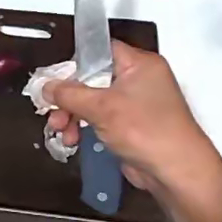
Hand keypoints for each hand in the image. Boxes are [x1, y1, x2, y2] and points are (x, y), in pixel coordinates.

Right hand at [45, 42, 221, 194]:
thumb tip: (46, 87)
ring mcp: (135, 103)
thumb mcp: (101, 107)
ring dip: (72, 115)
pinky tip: (73, 139)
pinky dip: (84, 127)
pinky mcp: (130, 124)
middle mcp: (138, 79)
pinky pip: (99, 118)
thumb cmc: (147, 131)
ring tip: (61, 131)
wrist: (175, 171)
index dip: (74, 62)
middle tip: (52, 111)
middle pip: (91, 78)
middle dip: (68, 98)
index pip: (99, 50)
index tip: (53, 78)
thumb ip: (68, 94)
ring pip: (92, 101)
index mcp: (139, 64)